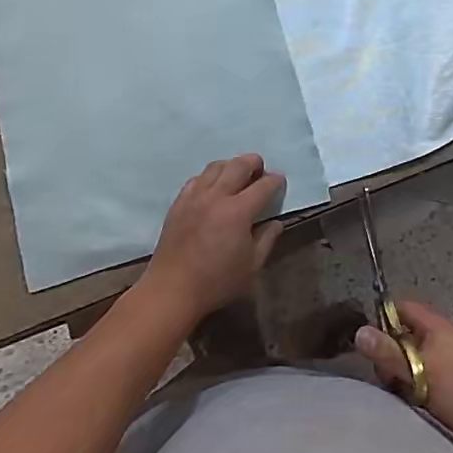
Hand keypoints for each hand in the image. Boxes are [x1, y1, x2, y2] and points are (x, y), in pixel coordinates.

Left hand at [137, 154, 286, 319]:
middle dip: (254, 162)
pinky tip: (213, 187)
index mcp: (238, 211)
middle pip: (238, 166)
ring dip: (231, 165)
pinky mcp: (178, 204)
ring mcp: (194, 198)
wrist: (172, 289)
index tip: (280, 180)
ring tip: (238, 173)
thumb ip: (266, 240)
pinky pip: (196, 179)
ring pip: (215, 167)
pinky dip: (210, 176)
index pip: (262, 186)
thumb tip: (275, 222)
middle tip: (261, 168)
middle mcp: (216, 197)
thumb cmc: (217, 282)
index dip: (275, 181)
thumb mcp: (252, 266)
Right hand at [355, 300, 452, 449]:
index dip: (382, 320)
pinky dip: (420, 382)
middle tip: (390, 377)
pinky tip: (421, 401)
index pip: (401, 307)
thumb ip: (388, 353)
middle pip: (406, 332)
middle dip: (392, 352)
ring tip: (406, 393)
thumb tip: (359, 331)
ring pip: (416, 355)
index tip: (372, 346)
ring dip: (405, 371)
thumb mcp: (418, 374)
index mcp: (438, 325)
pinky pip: (429, 370)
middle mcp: (447, 334)